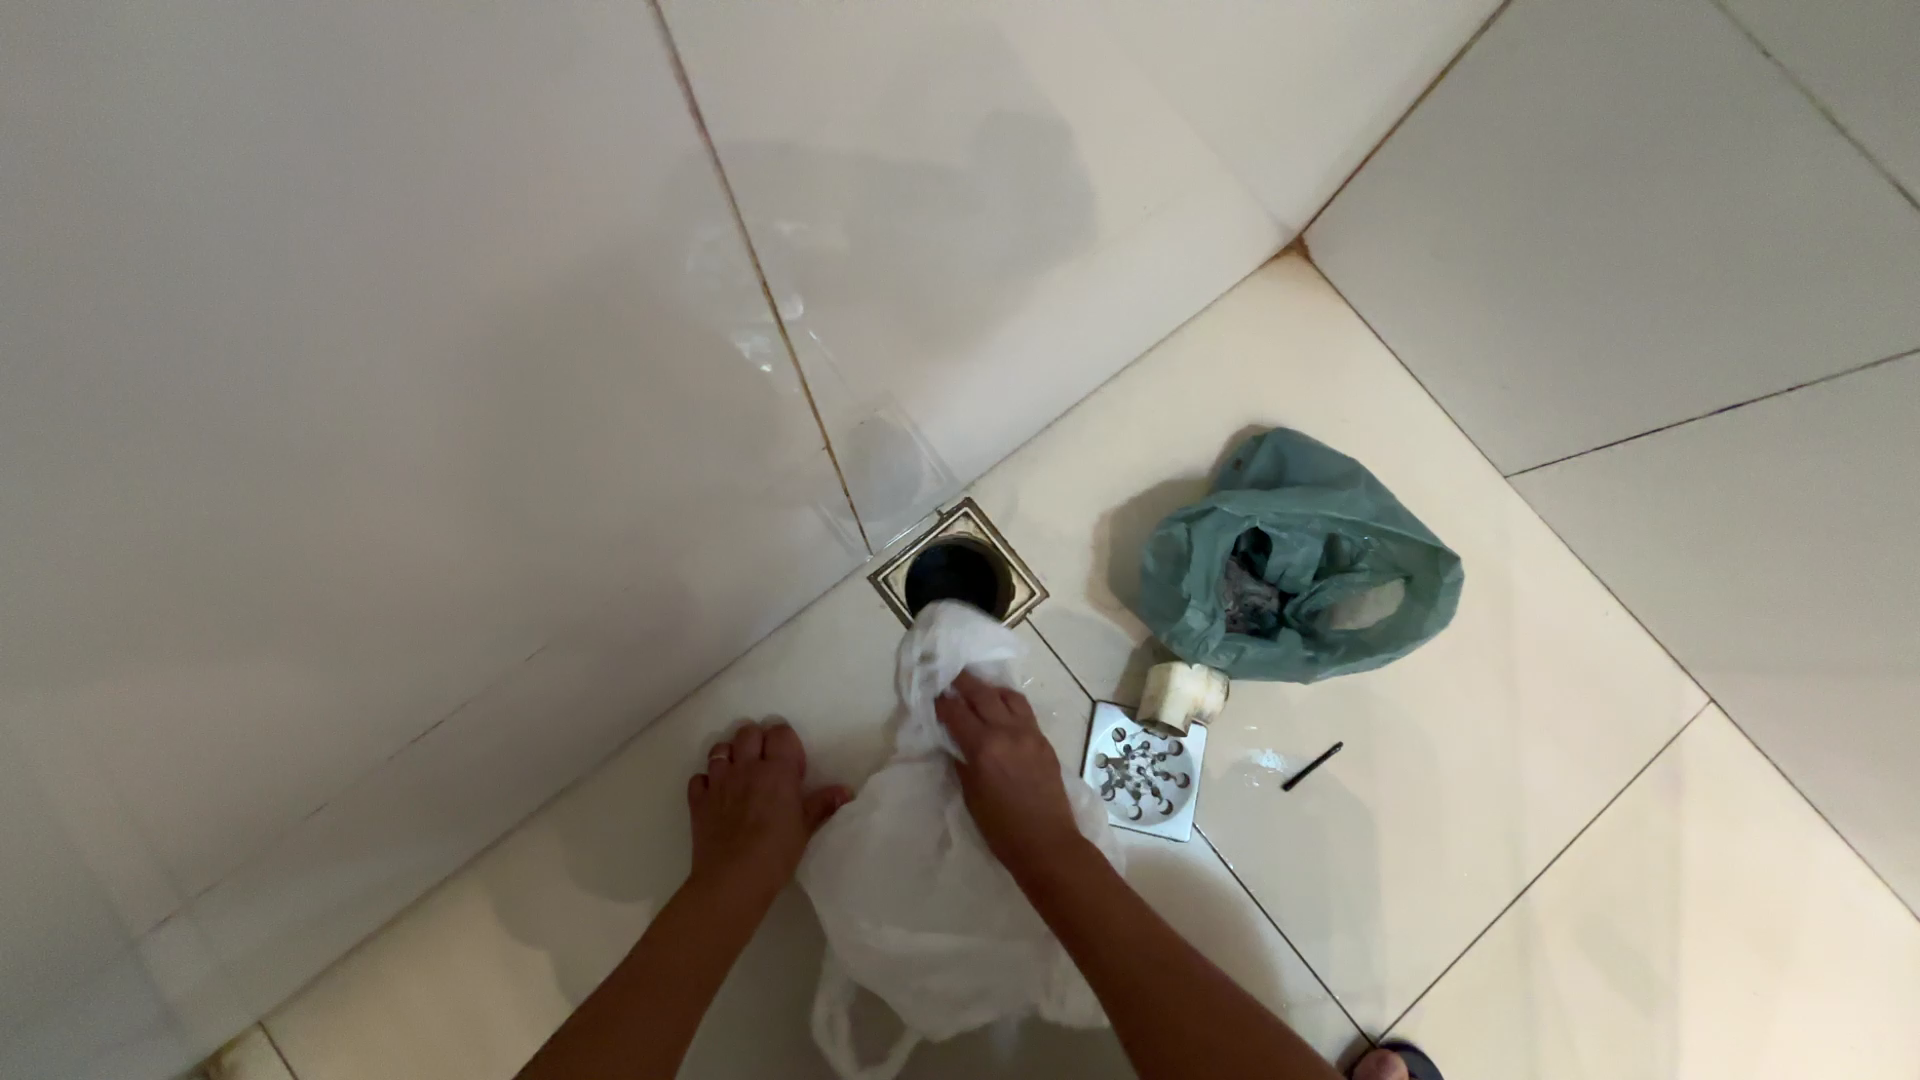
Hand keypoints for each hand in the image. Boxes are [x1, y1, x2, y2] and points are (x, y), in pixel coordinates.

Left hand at [687, 721, 850, 905]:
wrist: (732, 880)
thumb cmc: (776, 853)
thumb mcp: (805, 828)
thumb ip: (822, 804)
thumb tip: (845, 791)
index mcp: (777, 770)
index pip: (780, 733)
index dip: (786, 741)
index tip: (791, 762)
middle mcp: (747, 767)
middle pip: (748, 732)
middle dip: (757, 739)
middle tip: (765, 760)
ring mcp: (719, 782)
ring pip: (720, 749)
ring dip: (730, 754)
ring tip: (739, 771)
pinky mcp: (698, 800)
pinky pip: (698, 777)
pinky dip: (707, 780)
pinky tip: (715, 794)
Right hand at [935, 673, 1084, 875]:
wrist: (1047, 842)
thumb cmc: (1000, 828)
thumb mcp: (970, 794)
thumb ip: (961, 760)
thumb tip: (955, 740)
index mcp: (983, 748)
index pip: (956, 712)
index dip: (941, 702)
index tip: (933, 694)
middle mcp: (1006, 731)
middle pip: (981, 694)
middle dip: (962, 682)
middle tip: (950, 675)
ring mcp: (1029, 733)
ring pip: (1006, 696)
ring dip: (988, 688)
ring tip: (977, 688)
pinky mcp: (1043, 739)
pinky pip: (1023, 710)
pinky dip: (1008, 702)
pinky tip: (1001, 706)